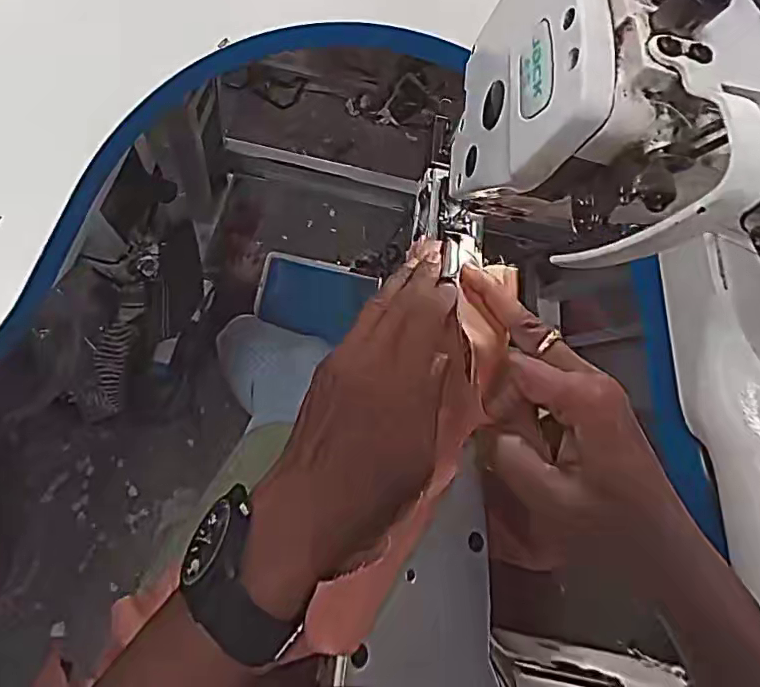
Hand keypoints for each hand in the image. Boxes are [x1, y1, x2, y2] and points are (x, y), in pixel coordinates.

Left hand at [242, 242, 461, 617]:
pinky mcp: (327, 370)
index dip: (439, 295)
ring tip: (414, 260)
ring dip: (397, 282)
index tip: (453, 279)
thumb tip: (441, 358)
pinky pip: (359, 324)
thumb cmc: (372, 493)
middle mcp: (368, 360)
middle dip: (419, 275)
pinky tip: (386, 300)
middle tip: (436, 250)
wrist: (306, 509)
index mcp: (398, 380)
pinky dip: (378, 304)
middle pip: (398, 305)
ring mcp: (343, 361)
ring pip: (375, 309)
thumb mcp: (422, 454)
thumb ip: (432, 398)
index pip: (422, 319)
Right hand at [461, 266, 689, 585]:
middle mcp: (594, 383)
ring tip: (482, 308)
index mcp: (586, 398)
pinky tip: (505, 369)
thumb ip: (507, 454)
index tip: (467, 386)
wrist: (661, 547)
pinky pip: (551, 372)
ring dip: (511, 330)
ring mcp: (597, 390)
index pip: (518, 368)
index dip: (489, 385)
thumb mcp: (551, 498)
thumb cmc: (618, 529)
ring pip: (544, 348)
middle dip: (500, 304)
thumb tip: (482, 426)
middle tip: (472, 279)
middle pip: (536, 333)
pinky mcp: (594, 404)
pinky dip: (525, 362)